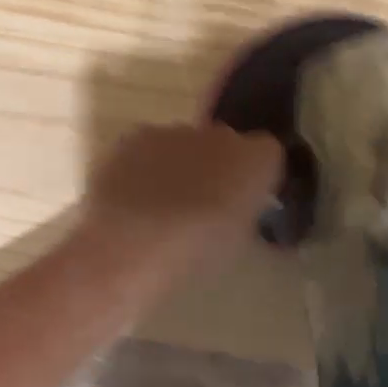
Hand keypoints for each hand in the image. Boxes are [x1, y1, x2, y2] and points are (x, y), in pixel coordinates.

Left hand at [85, 123, 281, 245]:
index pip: (264, 156)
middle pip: (221, 145)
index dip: (249, 179)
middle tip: (192, 207)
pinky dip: (137, 167)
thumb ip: (241, 213)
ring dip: (172, 166)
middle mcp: (220, 135)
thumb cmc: (188, 254)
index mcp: (257, 160)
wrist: (126, 245)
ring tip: (150, 207)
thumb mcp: (234, 243)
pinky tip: (123, 197)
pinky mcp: (131, 137)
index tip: (236, 203)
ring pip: (179, 145)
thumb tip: (231, 208)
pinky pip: (142, 148)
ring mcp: (173, 132)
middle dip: (210, 169)